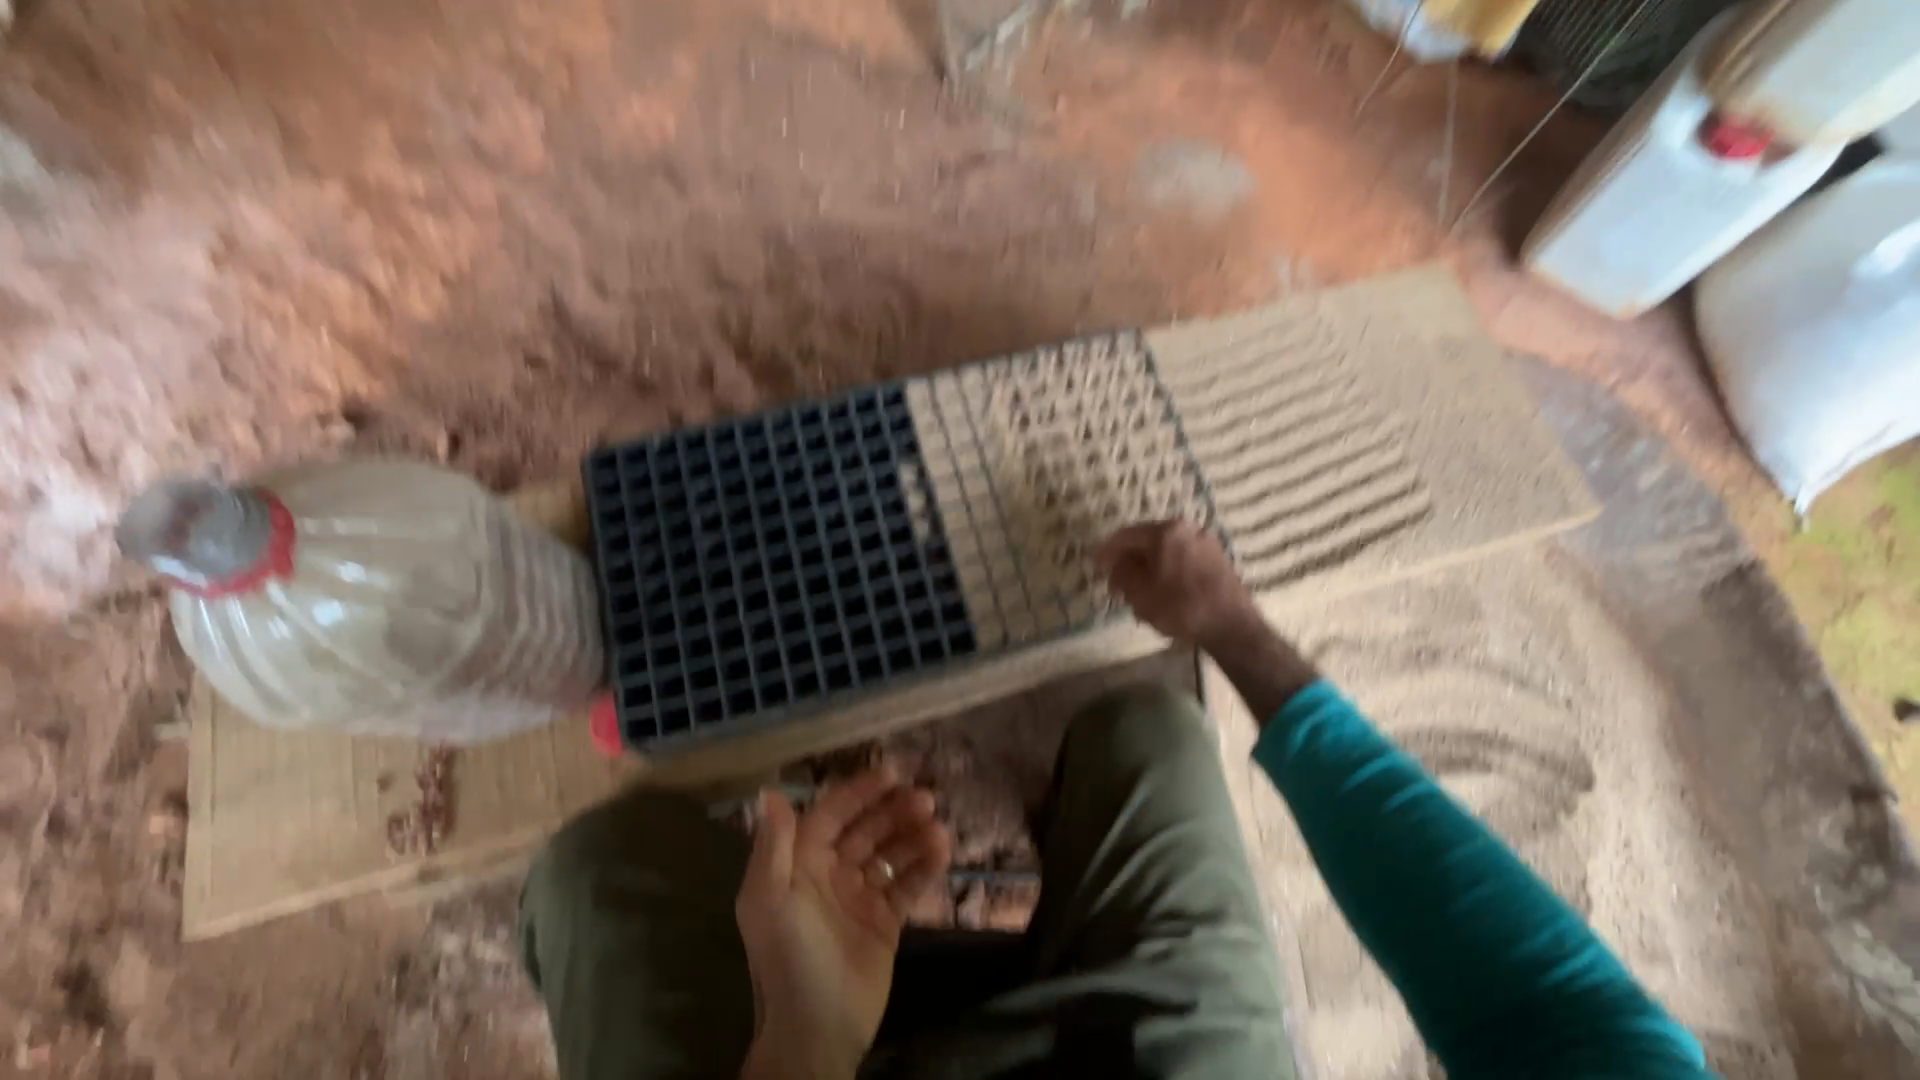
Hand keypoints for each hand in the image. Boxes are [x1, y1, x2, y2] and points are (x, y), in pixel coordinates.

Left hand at [735, 769, 950, 1079]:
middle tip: (926, 798)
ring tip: (939, 829)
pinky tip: (943, 853)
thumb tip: (770, 790)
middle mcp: (829, 874)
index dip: (858, 792)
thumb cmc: (790, 958)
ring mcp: (859, 897)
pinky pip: (906, 885)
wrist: (818, 1030)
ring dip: (913, 836)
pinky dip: (924, 867)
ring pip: (889, 854)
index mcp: (798, 865)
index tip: (891, 772)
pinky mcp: (885, 922)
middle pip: (865, 829)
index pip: (830, 814)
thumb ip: (774, 845)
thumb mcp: (770, 900)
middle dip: (893, 811)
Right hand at [1095, 520, 1259, 649]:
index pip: (1126, 535)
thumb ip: (1122, 573)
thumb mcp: (1140, 593)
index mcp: (1166, 531)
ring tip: (1139, 591)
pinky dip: (1168, 571)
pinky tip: (1163, 592)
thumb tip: (1115, 564)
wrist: (1231, 626)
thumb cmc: (1180, 607)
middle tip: (1116, 582)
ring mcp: (1206, 543)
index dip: (1107, 551)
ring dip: (1150, 568)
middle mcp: (1187, 529)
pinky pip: (1184, 560)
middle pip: (1148, 541)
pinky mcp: (1218, 560)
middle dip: (1130, 561)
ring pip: (1167, 552)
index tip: (1095, 565)